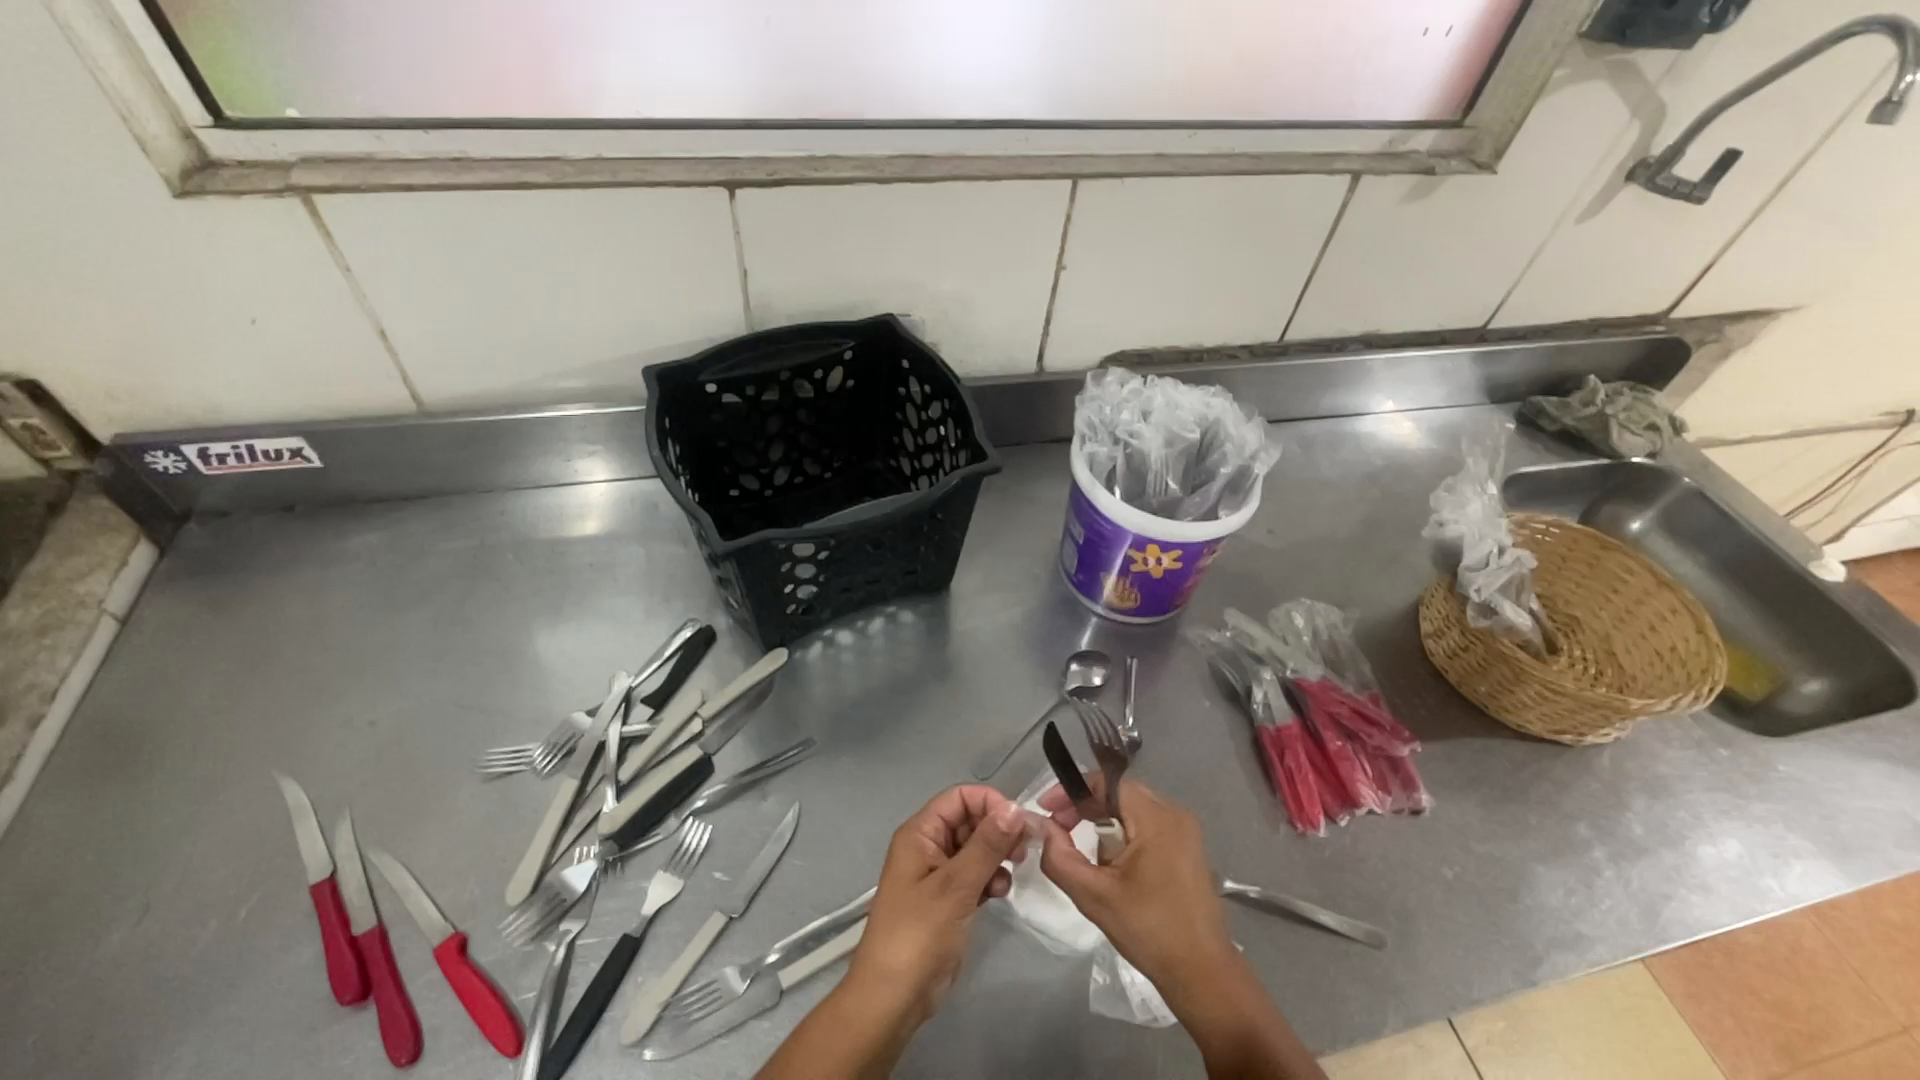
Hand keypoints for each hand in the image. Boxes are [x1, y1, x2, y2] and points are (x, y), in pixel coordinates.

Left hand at [846, 785, 1028, 1022]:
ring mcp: (938, 875)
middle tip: (1024, 851)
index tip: (1019, 824)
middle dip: (998, 831)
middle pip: (970, 821)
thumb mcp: (955, 886)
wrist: (894, 995)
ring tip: (1009, 876)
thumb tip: (1014, 808)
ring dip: (997, 857)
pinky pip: (975, 875)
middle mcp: (928, 847)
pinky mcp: (948, 901)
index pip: (959, 798)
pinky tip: (999, 893)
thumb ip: (987, 845)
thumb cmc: (918, 934)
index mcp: (920, 834)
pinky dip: (990, 879)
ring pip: (976, 849)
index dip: (990, 803)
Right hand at [1036, 776, 1236, 996]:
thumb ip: (1059, 856)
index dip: (1072, 791)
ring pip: (1132, 811)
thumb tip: (1041, 827)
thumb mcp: (1093, 895)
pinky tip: (1111, 866)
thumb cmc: (1148, 929)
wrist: (1201, 971)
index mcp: (1156, 818)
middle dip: (1085, 808)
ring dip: (1103, 825)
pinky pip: (1147, 828)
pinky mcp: (1188, 850)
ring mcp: (1185, 832)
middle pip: (1120, 794)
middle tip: (1058, 831)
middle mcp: (1175, 815)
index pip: (1106, 782)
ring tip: (1085, 856)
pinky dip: (1124, 837)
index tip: (1046, 810)